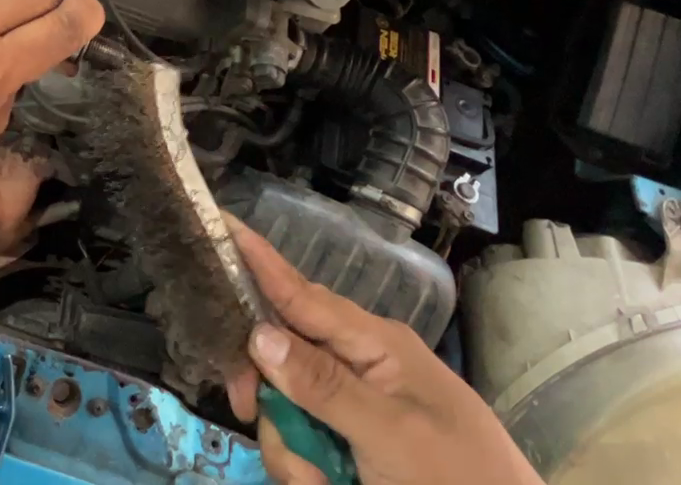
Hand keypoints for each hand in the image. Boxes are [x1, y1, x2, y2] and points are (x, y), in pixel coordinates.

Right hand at [222, 215, 541, 484]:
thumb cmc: (462, 481)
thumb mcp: (396, 435)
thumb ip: (325, 385)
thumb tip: (257, 332)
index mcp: (373, 343)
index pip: (300, 292)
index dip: (257, 259)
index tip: (219, 221)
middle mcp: (354, 366)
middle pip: (277, 354)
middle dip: (265, 391)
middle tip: (247, 411)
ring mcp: (347, 409)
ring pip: (280, 405)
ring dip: (289, 448)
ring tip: (322, 484)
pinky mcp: (343, 446)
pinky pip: (295, 443)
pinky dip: (301, 471)